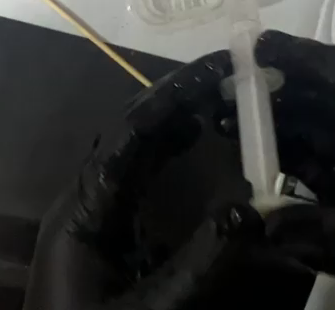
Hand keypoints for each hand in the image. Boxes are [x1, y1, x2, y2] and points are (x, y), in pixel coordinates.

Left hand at [27, 49, 283, 309]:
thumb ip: (198, 263)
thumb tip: (253, 208)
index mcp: (82, 209)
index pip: (128, 132)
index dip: (171, 96)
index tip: (213, 70)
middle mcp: (84, 199)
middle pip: (130, 130)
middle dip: (176, 98)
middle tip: (225, 75)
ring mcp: (93, 214)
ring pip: (135, 148)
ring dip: (174, 117)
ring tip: (218, 93)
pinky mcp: (106, 232)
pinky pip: (139, 173)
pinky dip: (169, 148)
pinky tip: (195, 137)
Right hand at [258, 31, 334, 309]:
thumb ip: (325, 229)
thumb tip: (261, 220)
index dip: (307, 59)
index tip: (260, 49)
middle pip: (328, 103)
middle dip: (283, 93)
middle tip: (232, 90)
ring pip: (319, 136)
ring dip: (279, 129)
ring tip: (231, 124)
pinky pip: (317, 173)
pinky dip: (286, 168)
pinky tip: (253, 167)